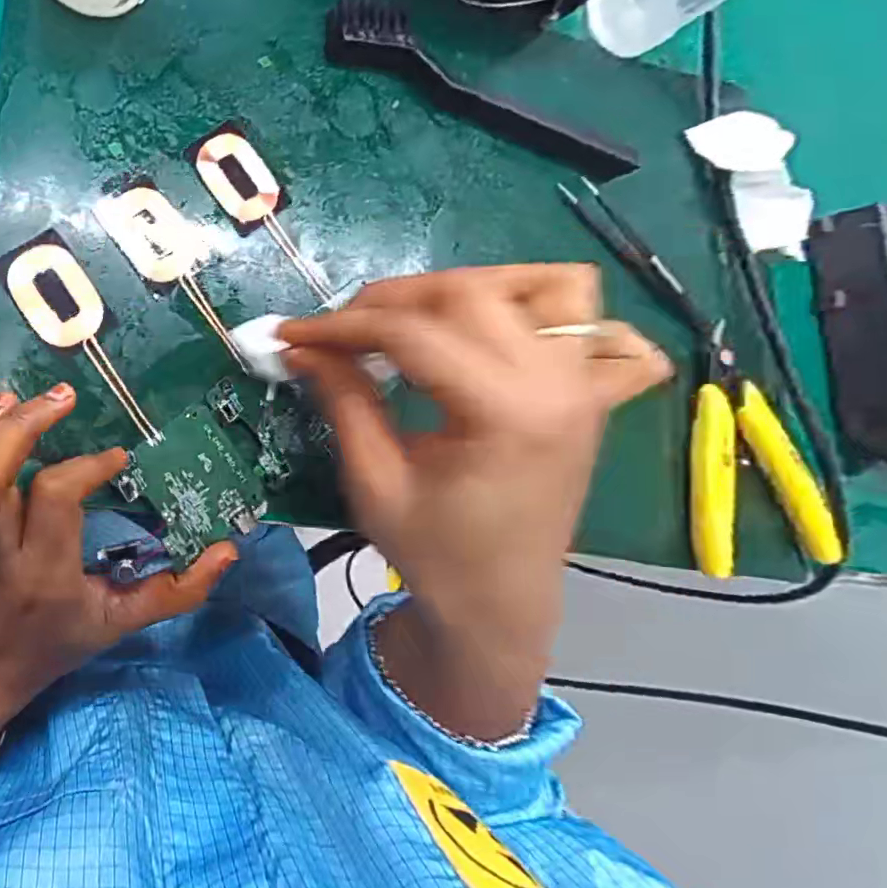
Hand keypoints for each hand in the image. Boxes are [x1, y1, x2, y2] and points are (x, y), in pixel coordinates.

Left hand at [0, 383, 237, 752]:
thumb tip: (229, 550)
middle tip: (56, 398)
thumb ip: (178, 591)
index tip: (112, 456)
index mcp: (48, 574)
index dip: (84, 467)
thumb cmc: (65, 639)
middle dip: (18, 431)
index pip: (55, 502)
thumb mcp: (125, 623)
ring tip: (7, 404)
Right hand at [278, 264, 670, 738]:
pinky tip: (501, 331)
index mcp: (504, 412)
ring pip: (547, 287)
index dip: (342, 327)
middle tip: (340, 329)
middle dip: (392, 299)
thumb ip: (343, 400)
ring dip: (475, 287)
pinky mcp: (588, 394)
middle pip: (473, 294)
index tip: (290, 333)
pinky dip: (548, 311)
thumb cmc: (429, 550)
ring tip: (420, 316)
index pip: (413, 334)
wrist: (496, 600)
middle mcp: (558, 383)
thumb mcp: (373, 478)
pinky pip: (595, 325)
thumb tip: (303, 348)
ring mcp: (584, 384)